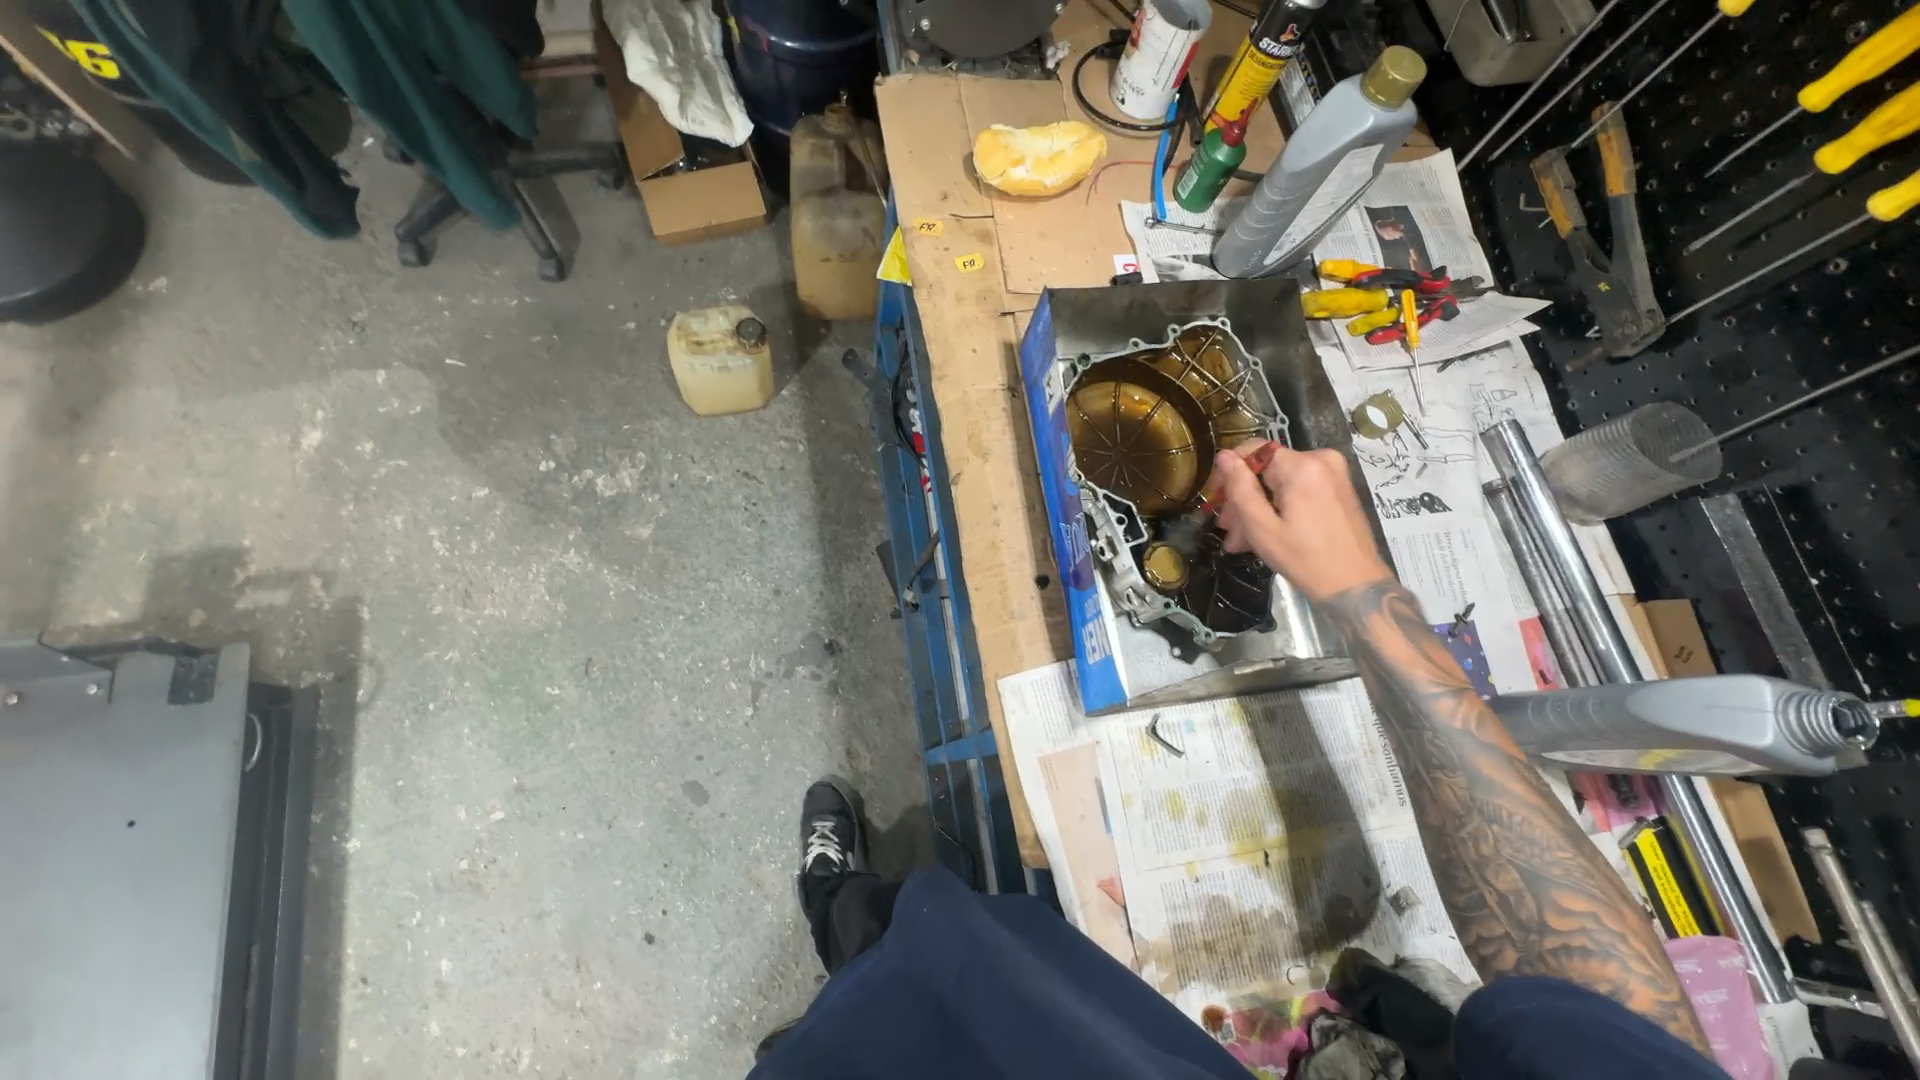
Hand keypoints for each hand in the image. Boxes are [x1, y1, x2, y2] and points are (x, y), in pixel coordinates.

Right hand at [1212, 441, 1391, 601]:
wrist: (1356, 585)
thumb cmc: (1305, 560)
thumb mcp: (1262, 528)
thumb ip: (1240, 488)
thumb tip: (1224, 457)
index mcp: (1302, 467)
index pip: (1254, 449)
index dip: (1230, 471)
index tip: (1217, 499)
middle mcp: (1321, 460)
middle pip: (1267, 469)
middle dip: (1244, 497)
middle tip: (1227, 529)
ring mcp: (1333, 473)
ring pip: (1280, 482)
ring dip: (1258, 507)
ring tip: (1241, 539)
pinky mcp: (1338, 487)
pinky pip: (1297, 489)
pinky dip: (1279, 507)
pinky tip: (1265, 533)